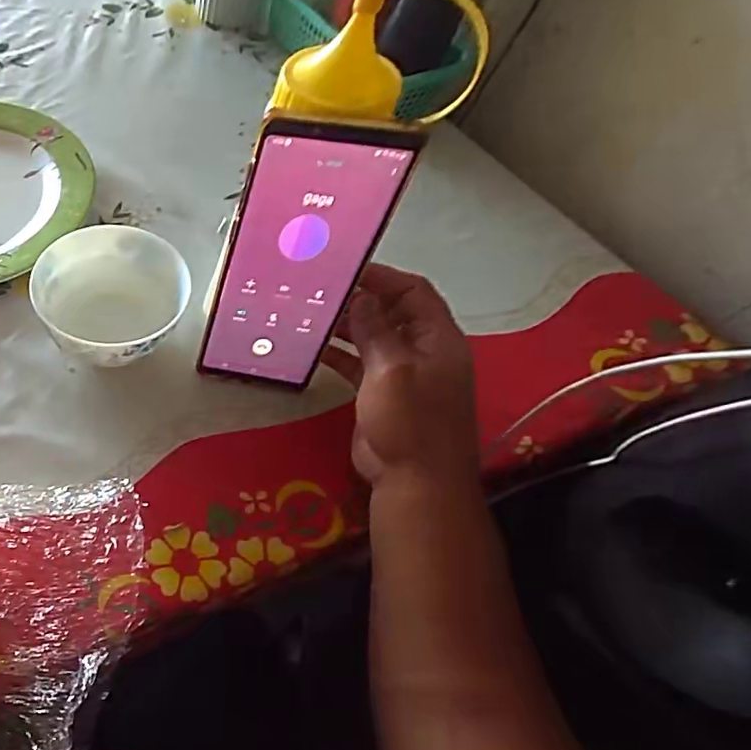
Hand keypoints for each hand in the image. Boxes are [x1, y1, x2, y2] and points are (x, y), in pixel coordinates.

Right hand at [320, 264, 478, 487]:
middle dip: (361, 300)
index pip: (414, 293)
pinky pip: (360, 365)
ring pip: (374, 339)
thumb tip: (362, 297)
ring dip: (348, 327)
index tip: (347, 270)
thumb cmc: (410, 421)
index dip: (383, 278)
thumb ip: (376, 330)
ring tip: (313, 316)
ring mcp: (402, 375)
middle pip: (392, 313)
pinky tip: (315, 349)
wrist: (414, 480)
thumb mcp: (392, 370)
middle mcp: (423, 351)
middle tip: (322, 293)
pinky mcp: (381, 396)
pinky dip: (340, 355)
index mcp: (438, 339)